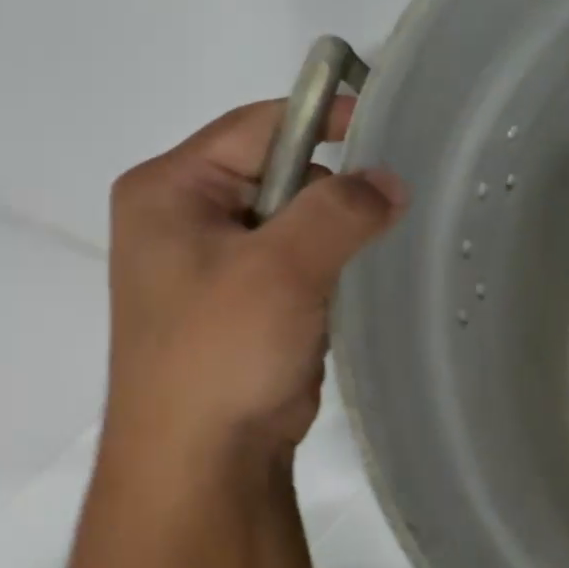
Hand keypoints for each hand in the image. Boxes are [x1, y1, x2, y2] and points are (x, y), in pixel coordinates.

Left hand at [104, 98, 406, 462]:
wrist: (205, 450)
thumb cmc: (224, 349)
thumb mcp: (282, 268)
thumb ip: (339, 212)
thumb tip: (391, 179)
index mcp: (171, 192)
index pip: (256, 128)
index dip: (322, 117)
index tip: (390, 121)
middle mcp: (189, 218)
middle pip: (281, 171)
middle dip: (339, 185)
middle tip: (397, 204)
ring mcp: (221, 263)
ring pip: (301, 220)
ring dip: (343, 231)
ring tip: (387, 248)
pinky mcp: (253, 301)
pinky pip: (306, 261)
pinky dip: (340, 264)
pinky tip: (366, 283)